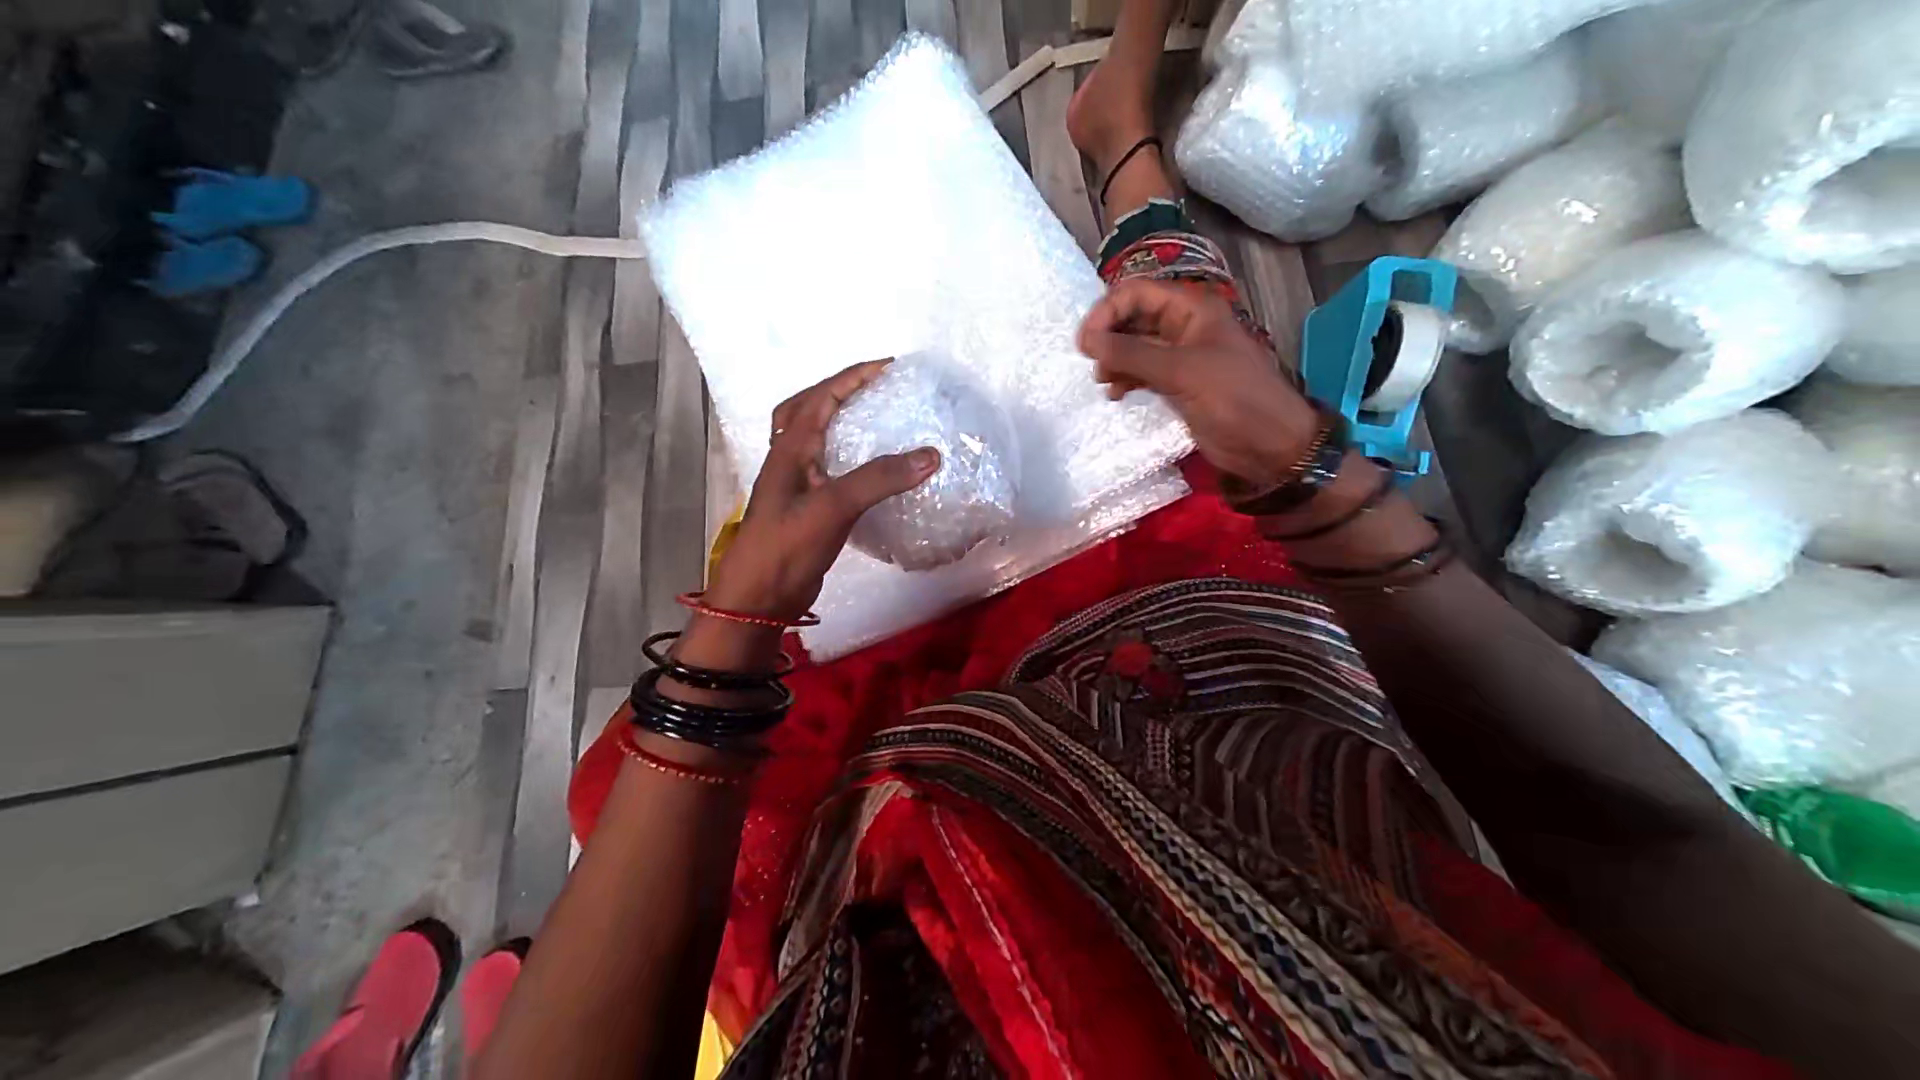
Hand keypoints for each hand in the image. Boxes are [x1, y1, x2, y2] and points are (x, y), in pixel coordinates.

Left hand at [703, 360, 940, 620]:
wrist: (758, 598)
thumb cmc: (787, 546)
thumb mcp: (834, 506)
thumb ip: (880, 478)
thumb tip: (931, 455)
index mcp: (790, 449)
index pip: (821, 398)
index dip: (853, 377)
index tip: (888, 367)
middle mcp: (788, 459)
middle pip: (805, 409)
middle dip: (837, 390)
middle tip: (872, 386)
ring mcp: (795, 485)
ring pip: (812, 438)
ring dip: (835, 419)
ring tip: (869, 416)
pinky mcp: (805, 509)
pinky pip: (826, 467)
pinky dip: (845, 455)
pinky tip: (866, 467)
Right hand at [1079, 279, 1319, 485]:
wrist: (1268, 444)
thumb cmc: (1234, 398)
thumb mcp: (1181, 371)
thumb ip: (1132, 353)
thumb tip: (1087, 340)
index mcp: (1192, 309)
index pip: (1137, 293)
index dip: (1107, 310)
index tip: (1085, 341)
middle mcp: (1184, 327)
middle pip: (1133, 317)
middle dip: (1108, 336)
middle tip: (1090, 362)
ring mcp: (1180, 356)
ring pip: (1134, 346)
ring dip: (1114, 360)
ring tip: (1104, 381)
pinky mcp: (1177, 383)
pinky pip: (1141, 372)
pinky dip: (1125, 379)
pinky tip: (1116, 394)